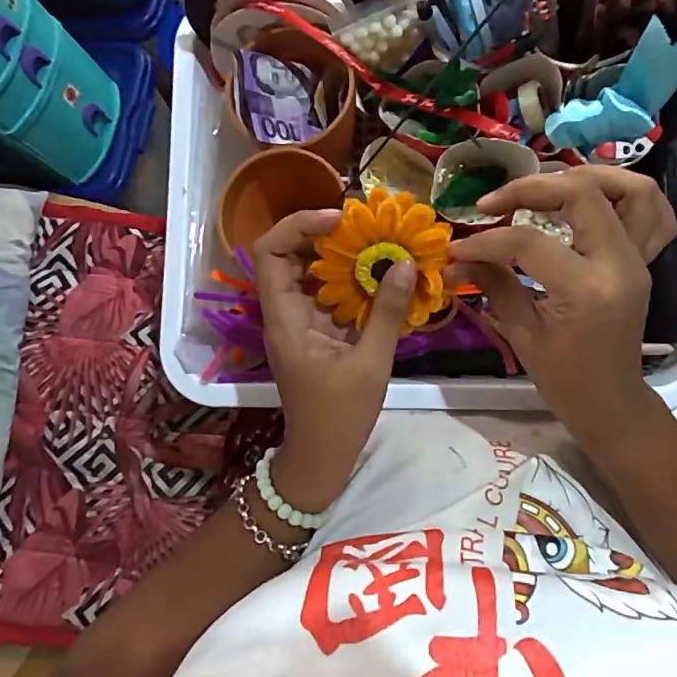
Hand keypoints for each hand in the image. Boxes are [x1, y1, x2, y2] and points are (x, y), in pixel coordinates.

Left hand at [254, 209, 414, 506]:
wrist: (322, 457)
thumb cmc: (340, 416)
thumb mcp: (370, 364)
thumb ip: (387, 313)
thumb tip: (405, 264)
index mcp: (285, 319)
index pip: (270, 253)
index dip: (298, 226)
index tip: (339, 219)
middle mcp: (286, 313)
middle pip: (290, 255)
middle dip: (326, 235)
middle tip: (367, 227)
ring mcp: (301, 322)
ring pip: (311, 272)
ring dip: (342, 256)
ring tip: (380, 243)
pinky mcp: (317, 332)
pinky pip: (329, 294)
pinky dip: (352, 280)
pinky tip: (382, 276)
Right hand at [448, 167, 672, 426]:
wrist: (610, 401)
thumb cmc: (564, 379)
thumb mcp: (522, 333)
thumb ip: (493, 284)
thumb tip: (456, 258)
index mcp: (587, 289)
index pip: (530, 242)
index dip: (487, 241)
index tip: (457, 248)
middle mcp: (621, 264)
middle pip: (583, 193)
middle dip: (531, 188)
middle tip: (495, 203)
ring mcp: (639, 259)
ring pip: (632, 189)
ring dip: (586, 176)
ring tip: (546, 187)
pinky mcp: (644, 259)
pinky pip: (651, 212)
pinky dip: (623, 194)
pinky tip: (590, 199)